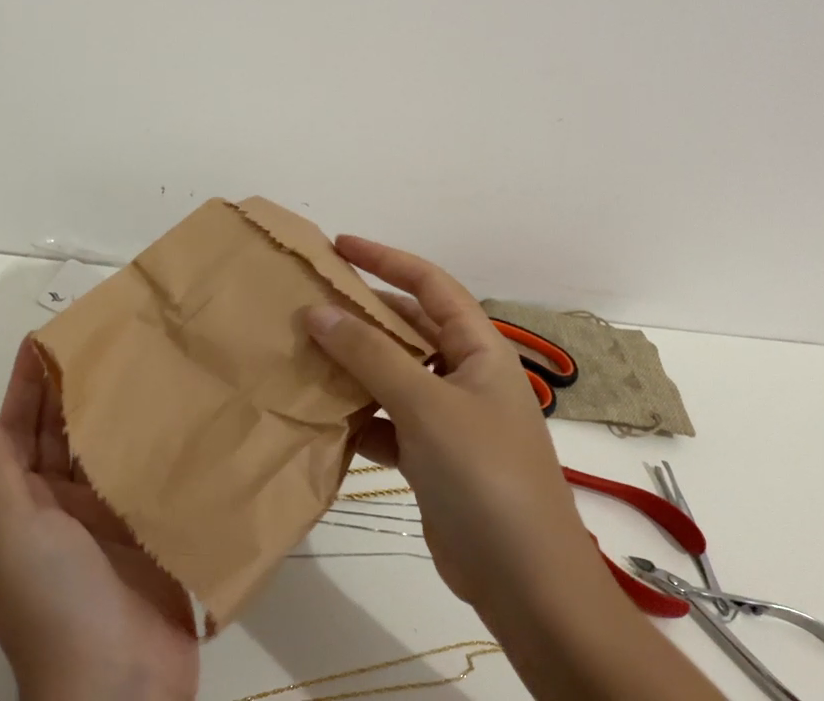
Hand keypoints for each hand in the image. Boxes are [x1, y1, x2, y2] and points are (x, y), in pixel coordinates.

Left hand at [0, 338, 197, 700]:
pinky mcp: (149, 534)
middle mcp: (63, 509)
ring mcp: (108, 523)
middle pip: (62, 436)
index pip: (19, 434)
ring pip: (104, 452)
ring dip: (111, 411)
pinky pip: (145, 480)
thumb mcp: (12, 534)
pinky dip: (152, 447)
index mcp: (23, 508)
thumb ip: (0, 477)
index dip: (25, 388)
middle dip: (68, 389)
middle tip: (91, 336)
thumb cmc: (54, 602)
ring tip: (130, 360)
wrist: (119, 685)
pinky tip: (168, 412)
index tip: (39, 342)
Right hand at [305, 236, 600, 606]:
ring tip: (300, 350)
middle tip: (307, 300)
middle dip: (361, 312)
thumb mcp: (426, 405)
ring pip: (391, 375)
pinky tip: (319, 414)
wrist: (523, 578)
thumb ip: (370, 355)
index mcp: (479, 350)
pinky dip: (355, 415)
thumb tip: (317, 311)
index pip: (431, 285)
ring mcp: (447, 420)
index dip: (386, 259)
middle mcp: (464, 377)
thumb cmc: (483, 474)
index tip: (337, 245)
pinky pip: (384, 420)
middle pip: (407, 328)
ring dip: (351, 364)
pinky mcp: (430, 459)